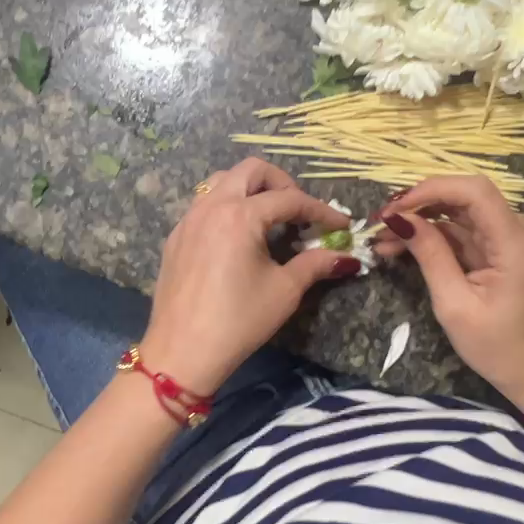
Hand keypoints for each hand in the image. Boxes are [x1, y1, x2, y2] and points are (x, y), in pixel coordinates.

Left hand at [140, 158, 361, 395]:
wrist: (181, 352)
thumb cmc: (238, 321)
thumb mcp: (284, 291)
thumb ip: (316, 264)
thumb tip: (347, 257)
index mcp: (241, 215)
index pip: (289, 199)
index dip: (320, 211)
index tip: (341, 226)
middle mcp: (212, 206)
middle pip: (251, 170)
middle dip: (281, 184)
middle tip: (299, 211)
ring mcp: (189, 219)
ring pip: (223, 181)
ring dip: (251, 190)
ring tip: (269, 219)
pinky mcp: (176, 236)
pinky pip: (205, 204)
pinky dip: (228, 206)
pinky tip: (239, 237)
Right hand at [372, 176, 523, 400]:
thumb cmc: (497, 348)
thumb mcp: (455, 305)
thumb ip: (430, 255)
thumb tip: (399, 219)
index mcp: (516, 245)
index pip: (475, 192)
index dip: (432, 190)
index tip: (395, 207)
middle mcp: (520, 232)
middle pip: (467, 196)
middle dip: (421, 203)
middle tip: (382, 222)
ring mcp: (512, 238)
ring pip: (461, 211)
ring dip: (422, 219)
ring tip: (384, 237)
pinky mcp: (502, 248)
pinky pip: (465, 230)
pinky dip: (434, 234)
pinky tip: (403, 244)